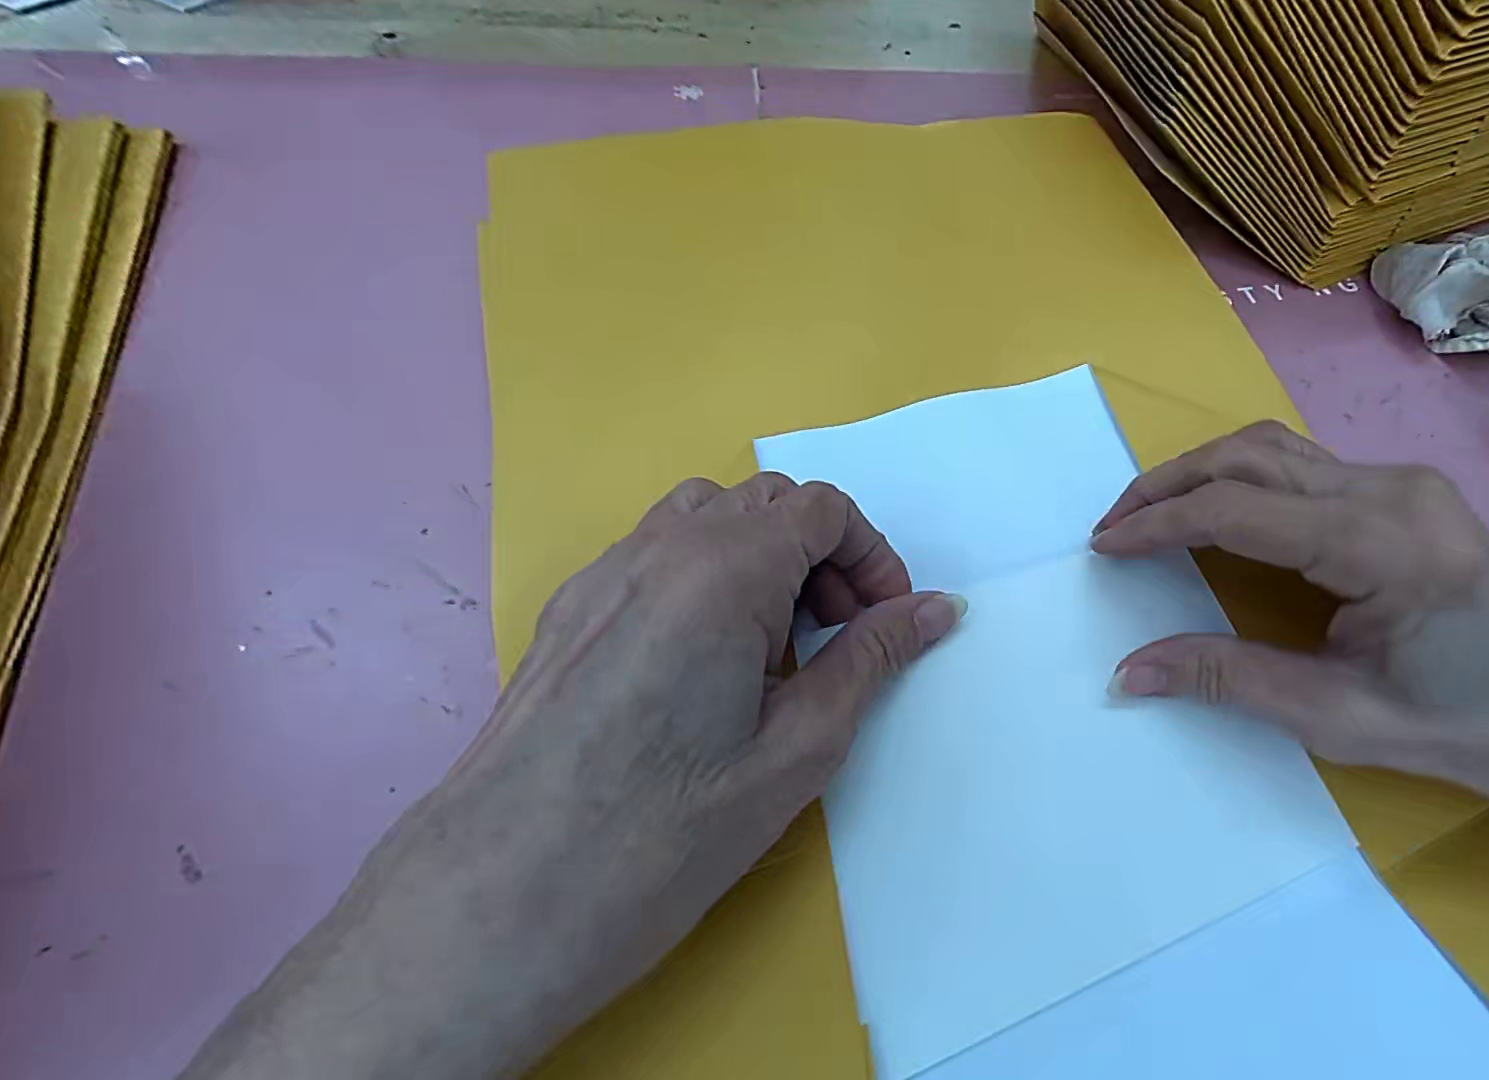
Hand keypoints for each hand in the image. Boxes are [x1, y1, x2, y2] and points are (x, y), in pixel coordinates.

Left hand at [184, 474, 964, 1079]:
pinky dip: (709, 571)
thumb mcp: (801, 746)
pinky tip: (705, 656)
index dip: (870, 553)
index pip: (820, 507)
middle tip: (835, 632)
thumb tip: (936, 608)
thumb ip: (872, 657)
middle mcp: (658, 550)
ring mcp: (604, 573)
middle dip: (823, 552)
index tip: (882, 617)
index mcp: (721, 572)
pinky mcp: (570, 607)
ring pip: (709, 515)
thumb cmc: (669, 832)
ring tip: (772, 638)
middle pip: (768, 501)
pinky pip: (658, 551)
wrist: (492, 908)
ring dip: (764, 554)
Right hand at [1089, 420, 1488, 824]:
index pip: (1235, 508)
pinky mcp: (1397, 494)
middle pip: (1246, 457)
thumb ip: (1227, 679)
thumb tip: (1130, 670)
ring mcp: (1397, 483)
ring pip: (1268, 449)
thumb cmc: (1480, 730)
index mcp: (1379, 542)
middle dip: (1165, 485)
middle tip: (1113, 527)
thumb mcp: (1340, 719)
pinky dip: (1233, 482)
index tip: (1104, 548)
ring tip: (1147, 515)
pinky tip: (1210, 515)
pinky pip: (1294, 467)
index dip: (1157, 525)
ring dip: (1196, 474)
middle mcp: (1387, 489)